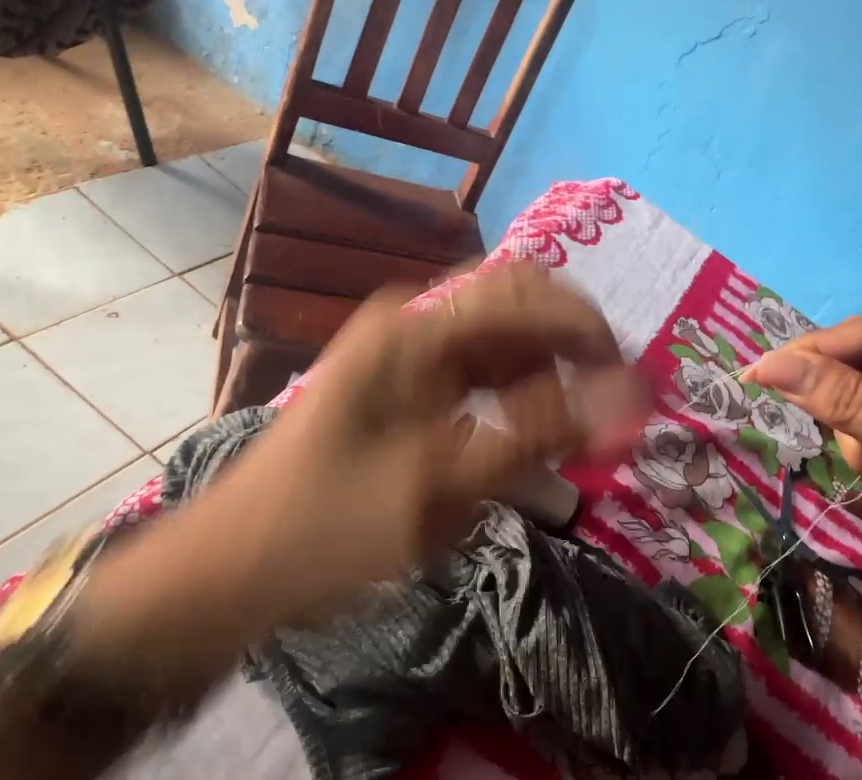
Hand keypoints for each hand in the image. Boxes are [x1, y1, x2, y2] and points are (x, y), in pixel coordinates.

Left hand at [191, 263, 649, 619]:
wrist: (229, 569)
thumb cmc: (327, 526)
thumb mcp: (440, 486)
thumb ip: (541, 436)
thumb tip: (631, 399)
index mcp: (415, 329)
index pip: (527, 293)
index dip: (588, 331)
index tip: (631, 386)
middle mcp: (414, 323)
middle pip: (518, 305)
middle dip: (571, 349)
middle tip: (607, 406)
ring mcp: (407, 352)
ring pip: (503, 339)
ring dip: (546, 376)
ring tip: (570, 435)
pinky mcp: (405, 385)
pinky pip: (479, 371)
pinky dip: (516, 398)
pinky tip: (527, 441)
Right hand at [747, 317, 861, 618]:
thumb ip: (848, 399)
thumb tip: (772, 363)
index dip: (814, 350)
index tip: (760, 372)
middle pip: (857, 361)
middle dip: (836, 395)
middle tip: (814, 425)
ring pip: (850, 395)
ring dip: (850, 430)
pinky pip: (858, 426)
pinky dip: (859, 450)